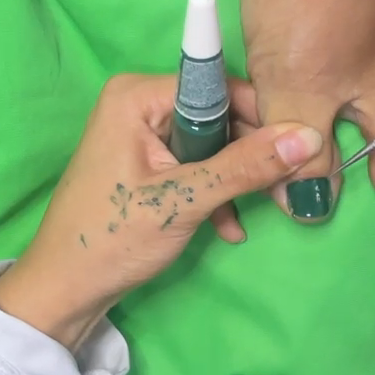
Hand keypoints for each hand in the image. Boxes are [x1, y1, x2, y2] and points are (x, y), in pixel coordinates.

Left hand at [0, 75, 323, 348]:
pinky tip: (229, 226)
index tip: (296, 147)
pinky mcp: (145, 161)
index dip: (259, 114)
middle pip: (217, 114)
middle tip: (285, 187)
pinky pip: (194, 163)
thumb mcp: (184, 201)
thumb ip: (245, 167)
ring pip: (211, 143)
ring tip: (263, 209)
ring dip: (235, 179)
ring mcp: (140, 134)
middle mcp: (138, 103)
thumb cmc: (114, 239)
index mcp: (137, 96)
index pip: (218, 86)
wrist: (64, 289)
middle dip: (251, 154)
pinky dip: (214, 191)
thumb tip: (309, 137)